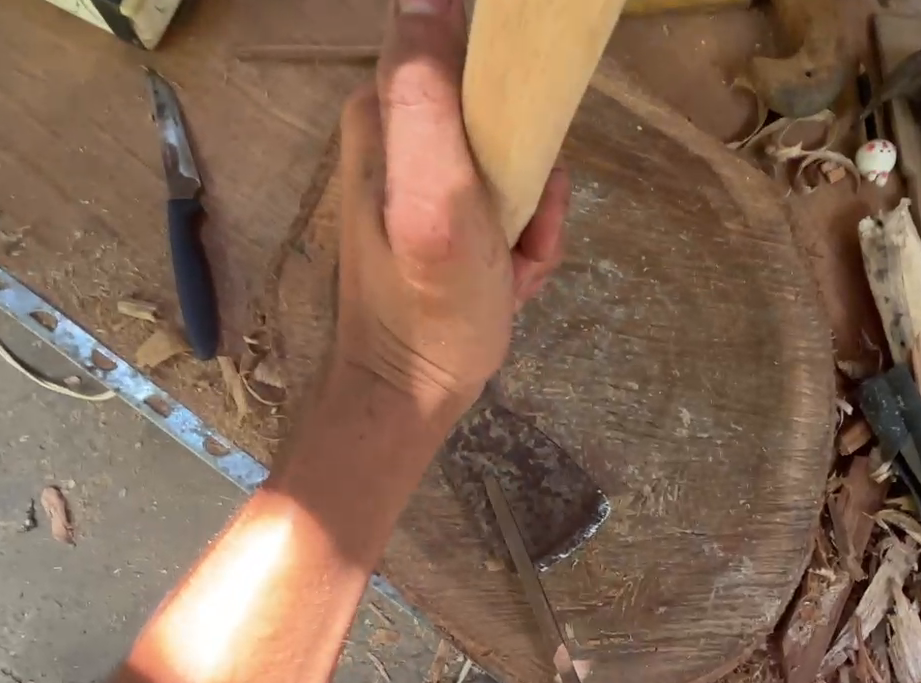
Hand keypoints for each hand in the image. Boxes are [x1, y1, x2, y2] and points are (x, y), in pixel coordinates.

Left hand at [335, 0, 572, 420]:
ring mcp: (429, 187)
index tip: (522, 148)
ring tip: (514, 269)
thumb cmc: (428, 308)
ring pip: (515, 169)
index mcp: (388, 115)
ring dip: (533, 221)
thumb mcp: (433, 198)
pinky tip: (512, 284)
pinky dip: (524, 249)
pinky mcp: (450, 225)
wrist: (413, 394)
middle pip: (500, 117)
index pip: (462, 49)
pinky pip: (510, 212)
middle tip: (520, 232)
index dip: (508, 94)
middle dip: (528, 179)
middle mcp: (404, 141)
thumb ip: (426, 95)